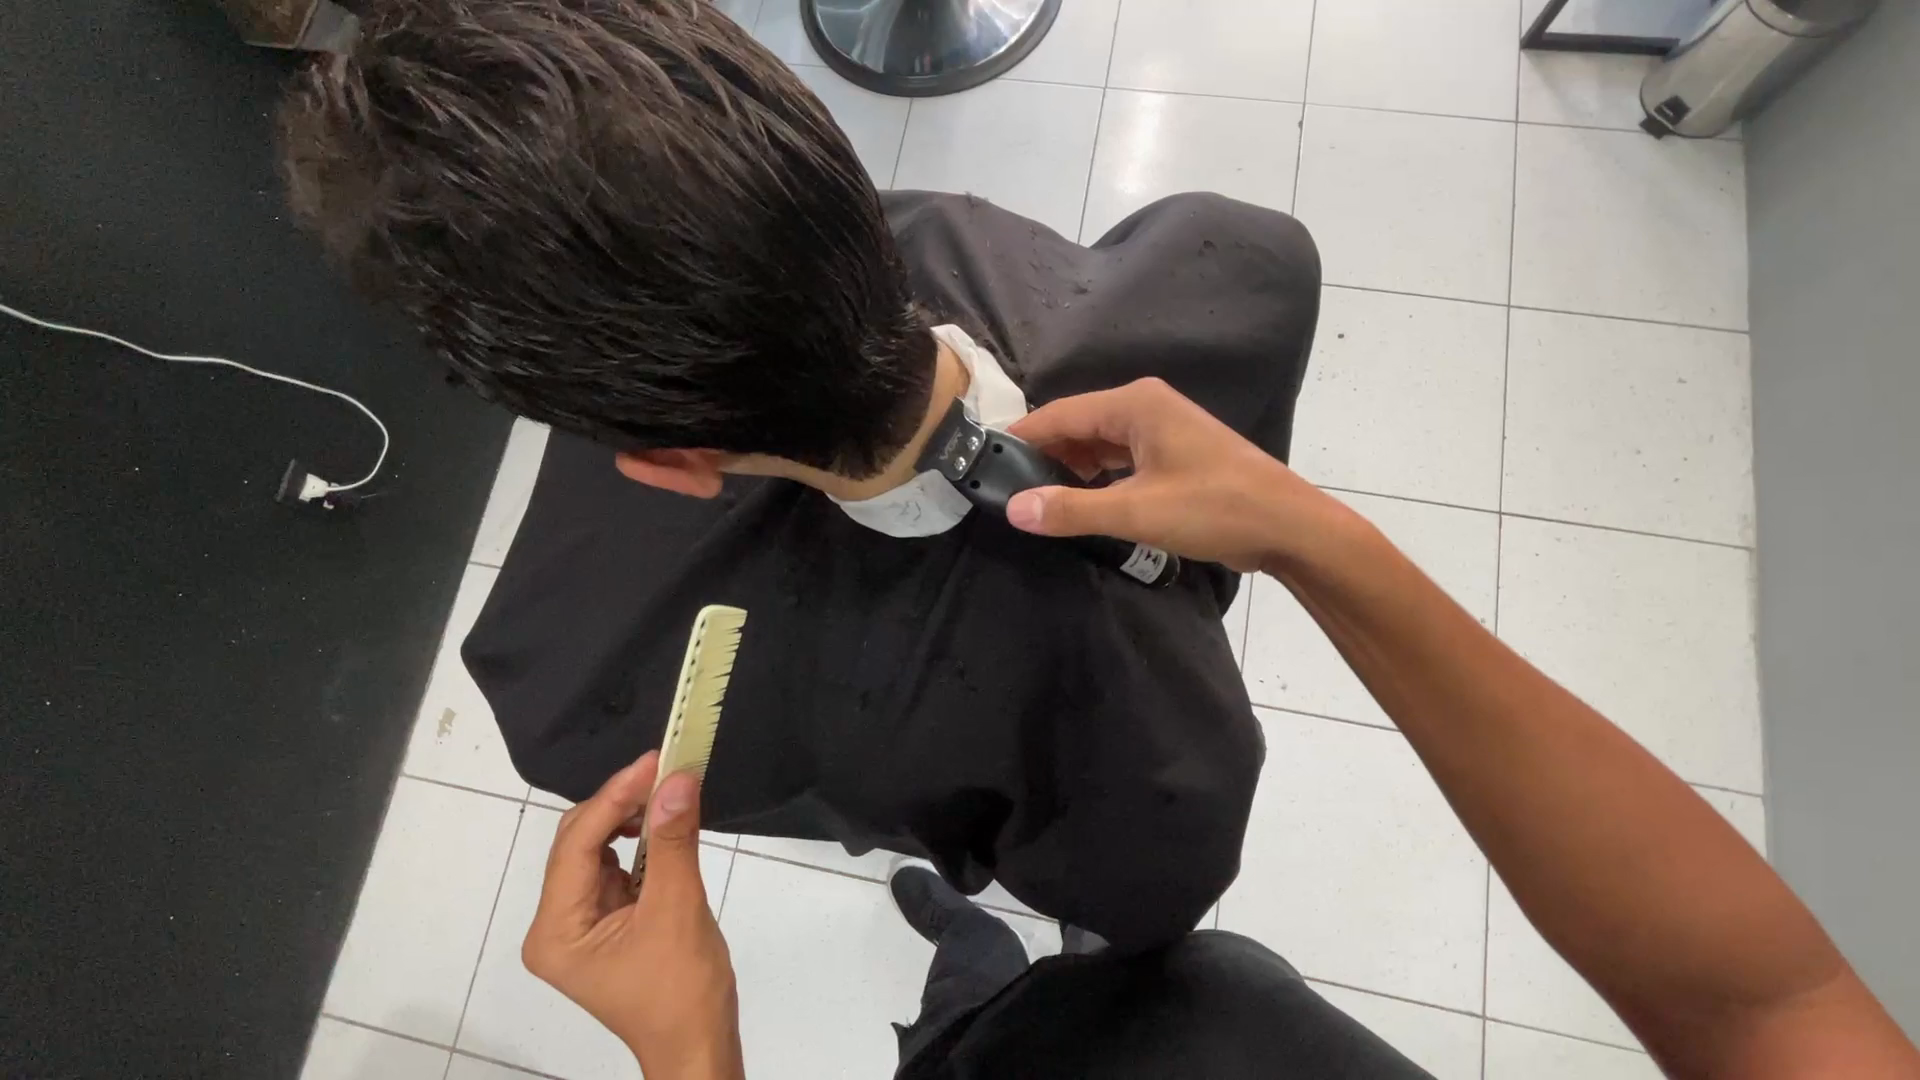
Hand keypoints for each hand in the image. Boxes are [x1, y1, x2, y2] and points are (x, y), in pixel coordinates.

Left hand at [523, 753, 744, 1079]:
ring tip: (668, 789)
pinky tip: (664, 822)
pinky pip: (616, 865)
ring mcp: (580, 922)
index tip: (655, 761)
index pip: (578, 844)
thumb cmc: (682, 987)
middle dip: (621, 802)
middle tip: (665, 768)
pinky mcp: (607, 920)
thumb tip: (678, 778)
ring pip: (597, 848)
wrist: (699, 1044)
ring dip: (631, 816)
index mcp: (556, 930)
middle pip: (580, 842)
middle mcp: (556, 924)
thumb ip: (673, 840)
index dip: (616, 797)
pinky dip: (640, 839)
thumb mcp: (678, 908)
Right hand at [1005, 378, 1353, 573]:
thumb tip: (1014, 509)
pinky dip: (1096, 477)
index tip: (985, 465)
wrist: (1289, 527)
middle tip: (1007, 491)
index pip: (1059, 414)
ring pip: (1097, 443)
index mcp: (1135, 404)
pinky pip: (1118, 458)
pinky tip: (1079, 503)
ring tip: (1036, 501)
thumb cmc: (1216, 509)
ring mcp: (1161, 429)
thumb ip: (1072, 510)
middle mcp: (1145, 406)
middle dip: (1043, 457)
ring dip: (1069, 470)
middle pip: (1076, 426)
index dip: (1020, 439)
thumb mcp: (1137, 512)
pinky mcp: (1172, 453)